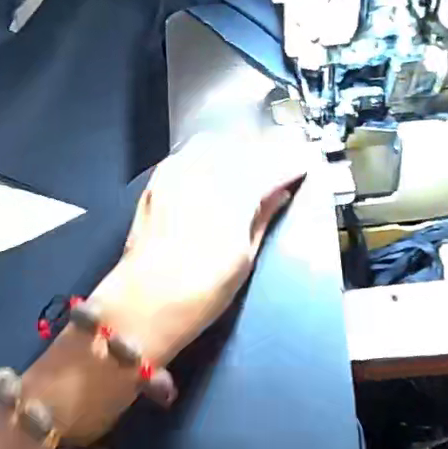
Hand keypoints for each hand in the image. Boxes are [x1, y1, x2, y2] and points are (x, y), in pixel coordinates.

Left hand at [19, 131, 312, 444]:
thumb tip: (279, 192)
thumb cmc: (200, 292)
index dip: (292, 162)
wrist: (143, 303)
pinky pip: (190, 153)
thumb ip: (262, 217)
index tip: (304, 163)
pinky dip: (210, 154)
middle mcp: (203, 176)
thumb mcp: (244, 259)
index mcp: (233, 197)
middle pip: (244, 148)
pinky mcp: (158, 180)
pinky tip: (216, 167)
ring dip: (238, 150)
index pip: (271, 166)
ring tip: (252, 164)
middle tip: (282, 164)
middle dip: (267, 152)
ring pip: (216, 145)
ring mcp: (176, 175)